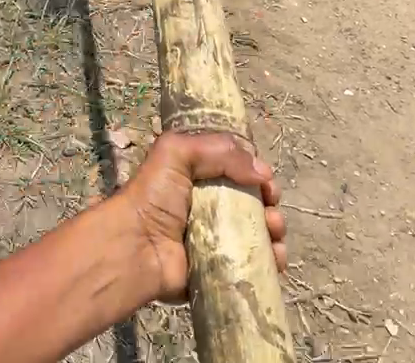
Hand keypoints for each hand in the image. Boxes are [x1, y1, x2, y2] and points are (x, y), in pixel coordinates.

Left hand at [113, 131, 286, 302]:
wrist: (138, 246)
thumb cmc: (154, 195)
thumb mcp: (176, 152)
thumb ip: (217, 150)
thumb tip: (262, 170)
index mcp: (195, 174)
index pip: (235, 169)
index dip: (254, 172)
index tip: (266, 179)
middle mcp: (207, 202)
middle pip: (251, 199)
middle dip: (268, 201)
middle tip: (271, 207)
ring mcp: (216, 236)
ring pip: (259, 230)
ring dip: (274, 229)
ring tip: (274, 232)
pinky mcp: (223, 264)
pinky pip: (257, 261)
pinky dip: (272, 258)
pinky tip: (276, 257)